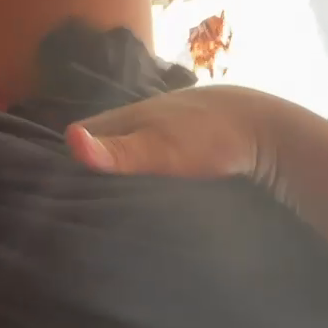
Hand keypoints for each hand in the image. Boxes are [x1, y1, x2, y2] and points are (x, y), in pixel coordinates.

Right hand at [66, 85, 295, 195]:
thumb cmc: (208, 136)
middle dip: (93, 170)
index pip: (80, 135)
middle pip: (103, 145)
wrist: (267, 130)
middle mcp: (137, 121)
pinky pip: (154, 163)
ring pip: (129, 154)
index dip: (69, 158)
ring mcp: (162, 132)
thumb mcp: (160, 147)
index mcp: (124, 116)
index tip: (59, 193)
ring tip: (114, 211)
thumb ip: (117, 150)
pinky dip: (147, 178)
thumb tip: (70, 140)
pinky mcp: (185, 148)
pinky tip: (151, 201)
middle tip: (84, 209)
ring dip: (122, 176)